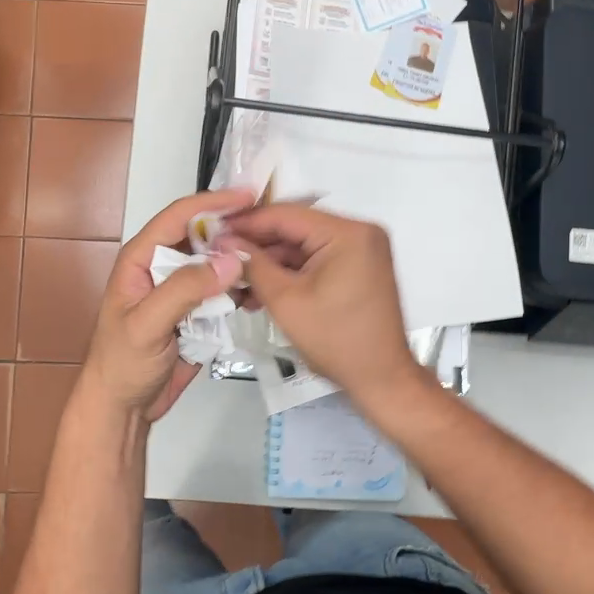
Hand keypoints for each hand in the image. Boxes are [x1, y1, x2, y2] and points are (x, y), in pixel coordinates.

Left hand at [81, 189, 252, 420]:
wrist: (123, 408)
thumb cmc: (122, 363)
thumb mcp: (148, 324)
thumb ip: (185, 290)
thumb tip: (230, 259)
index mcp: (141, 258)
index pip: (178, 218)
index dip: (212, 203)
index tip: (247, 196)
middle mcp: (162, 267)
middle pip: (202, 236)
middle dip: (233, 230)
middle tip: (269, 229)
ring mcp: (181, 291)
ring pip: (216, 264)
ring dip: (240, 261)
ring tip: (272, 258)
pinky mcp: (197, 313)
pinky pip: (222, 293)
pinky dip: (240, 290)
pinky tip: (260, 290)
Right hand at [221, 205, 434, 410]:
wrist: (381, 378)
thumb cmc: (335, 340)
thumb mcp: (285, 300)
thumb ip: (253, 264)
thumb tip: (223, 241)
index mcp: (347, 233)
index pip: (286, 215)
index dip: (246, 223)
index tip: (213, 231)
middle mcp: (359, 232)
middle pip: (295, 229)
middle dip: (257, 247)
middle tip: (219, 257)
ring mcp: (361, 250)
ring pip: (303, 246)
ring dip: (271, 264)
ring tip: (237, 283)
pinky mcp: (359, 267)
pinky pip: (317, 260)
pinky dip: (291, 273)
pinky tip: (262, 291)